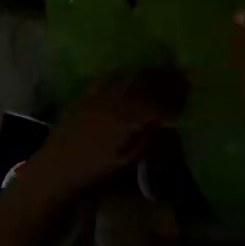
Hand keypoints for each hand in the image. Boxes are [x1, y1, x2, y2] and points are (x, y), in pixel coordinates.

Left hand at [22, 70, 184, 200]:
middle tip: (179, 72)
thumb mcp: (127, 163)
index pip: (159, 102)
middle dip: (163, 78)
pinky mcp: (81, 99)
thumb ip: (147, 140)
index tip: (190, 86)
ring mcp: (96, 100)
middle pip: (143, 86)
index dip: (176, 93)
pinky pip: (103, 80)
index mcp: (129, 123)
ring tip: (157, 69)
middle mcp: (114, 105)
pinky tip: (124, 72)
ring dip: (143, 72)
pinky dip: (118, 74)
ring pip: (125, 79)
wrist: (54, 173)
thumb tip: (167, 123)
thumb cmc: (94, 177)